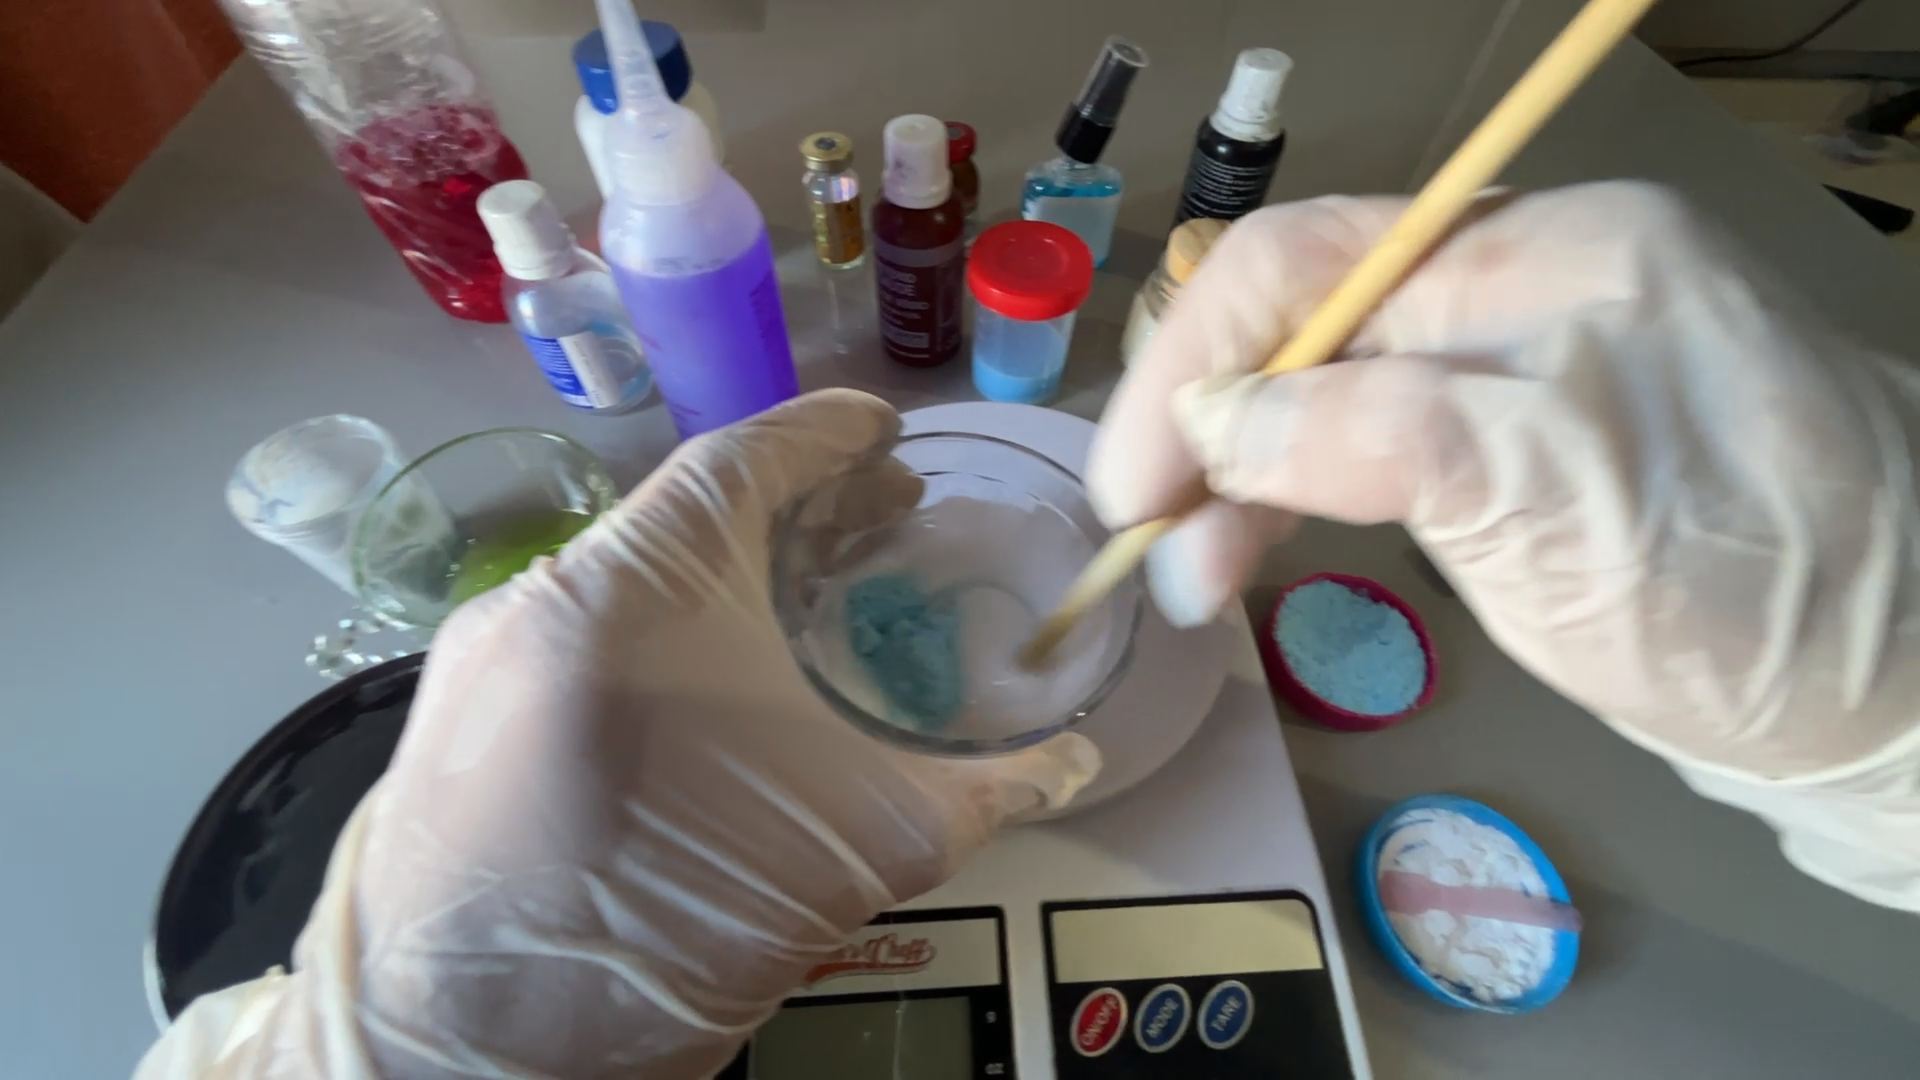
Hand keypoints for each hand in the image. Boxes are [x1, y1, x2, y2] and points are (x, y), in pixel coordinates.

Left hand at [139, 390, 1099, 1078]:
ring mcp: (502, 644)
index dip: (820, 431)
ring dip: (746, 548)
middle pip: (700, 503)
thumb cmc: (669, 935)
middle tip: (887, 505)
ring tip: (826, 567)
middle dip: (806, 493)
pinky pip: (604, 609)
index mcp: (637, 598)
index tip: (885, 427)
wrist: (470, 1067)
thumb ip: (979, 793)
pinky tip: (731, 648)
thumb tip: (1073, 762)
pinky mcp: (478, 697)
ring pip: (650, 557)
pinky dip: (686, 599)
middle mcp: (554, 596)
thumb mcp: (854, 852)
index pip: (740, 461)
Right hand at [1090, 181, 1919, 910]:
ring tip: (1183, 580)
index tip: (1131, 480)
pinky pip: (1308, 465)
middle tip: (1142, 542)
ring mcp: (1446, 385)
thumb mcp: (1559, 489)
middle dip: (1189, 440)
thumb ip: (1374, 434)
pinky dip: (1252, 513)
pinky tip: (1223, 560)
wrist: (1872, 686)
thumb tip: (1208, 424)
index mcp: (1512, 260)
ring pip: (1278, 412)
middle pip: (1271, 342)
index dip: (1186, 365)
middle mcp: (1465, 304)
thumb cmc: (1742, 574)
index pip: (1294, 268)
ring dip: (1212, 493)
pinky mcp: (1436, 460)